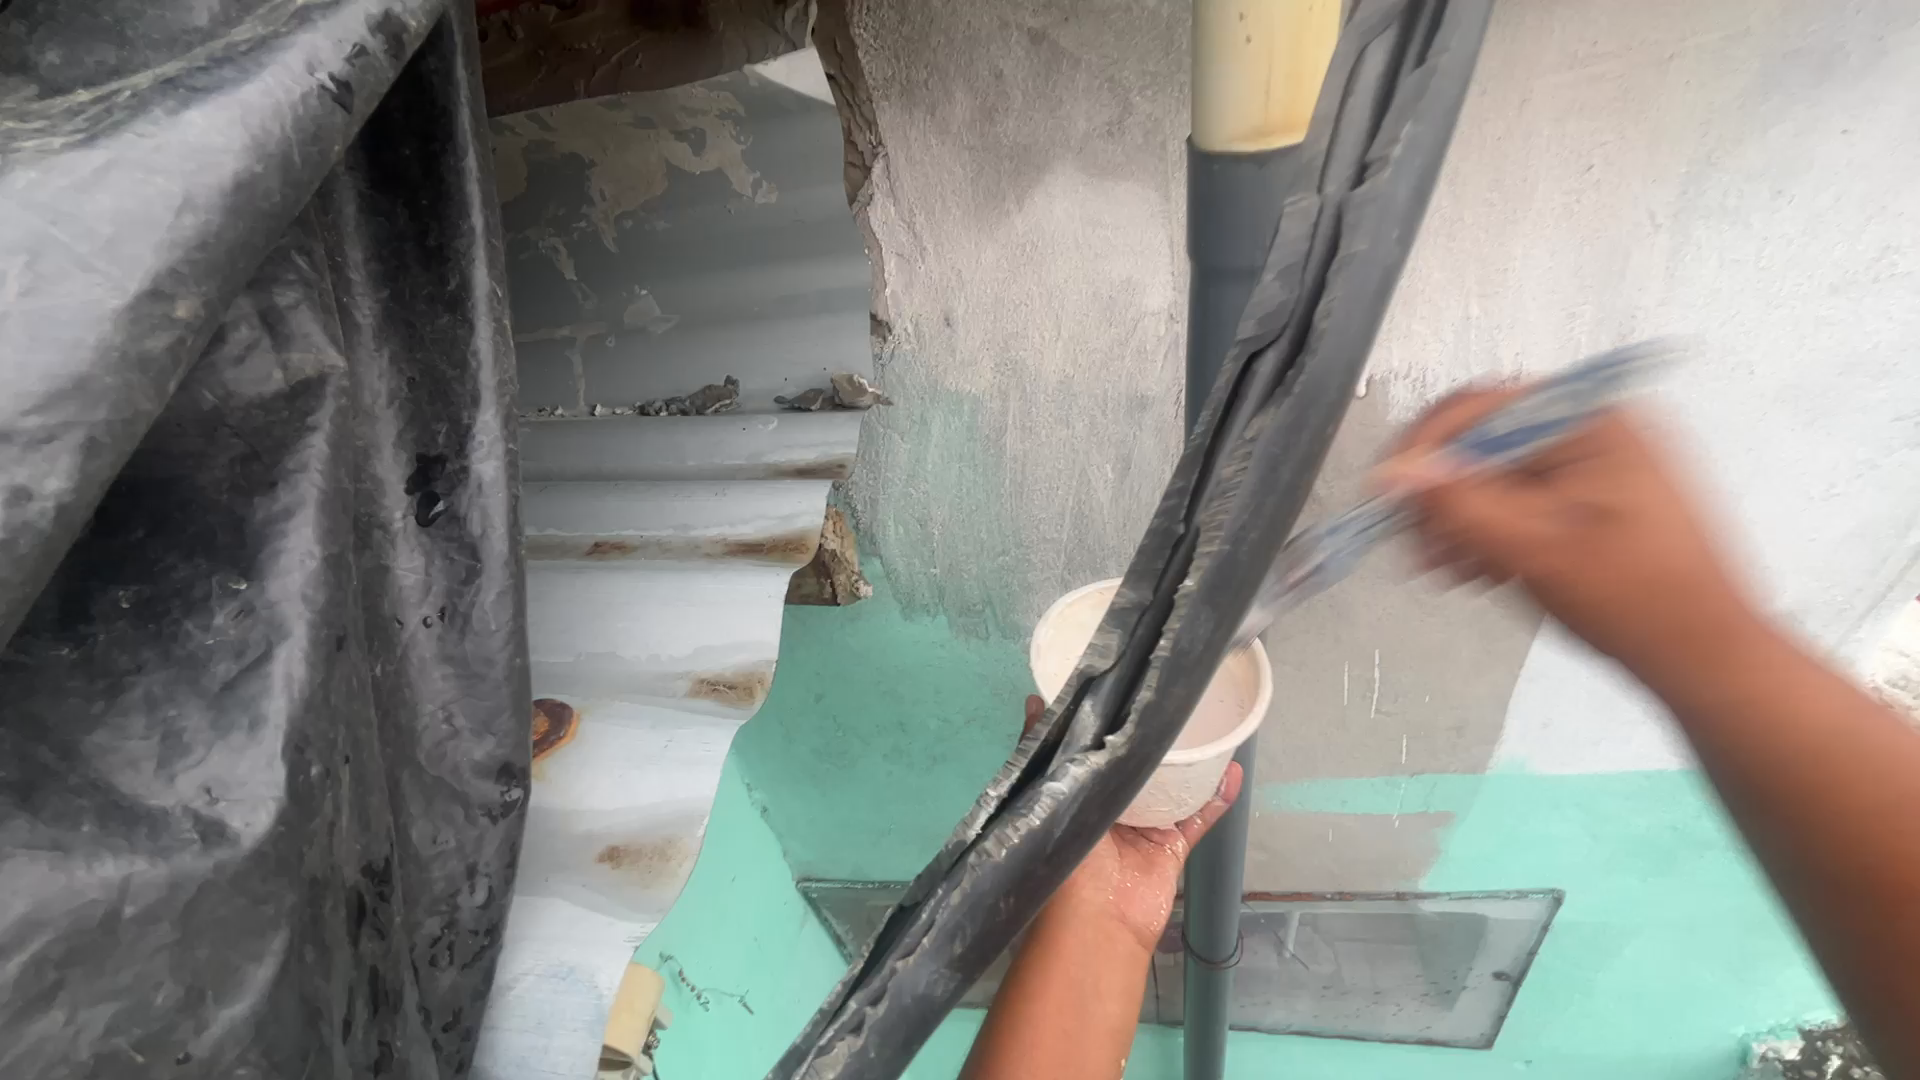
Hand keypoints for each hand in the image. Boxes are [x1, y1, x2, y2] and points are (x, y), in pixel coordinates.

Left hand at [1023, 695, 1243, 951]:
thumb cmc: (1068, 852)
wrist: (1098, 918)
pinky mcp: (1173, 844)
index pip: (1097, 746)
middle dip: (1154, 735)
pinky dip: (1217, 795)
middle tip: (1174, 695)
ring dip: (1191, 760)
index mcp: (1080, 789)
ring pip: (1174, 784)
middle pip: (1138, 762)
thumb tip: (1035, 699)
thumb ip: (1047, 751)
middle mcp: (1112, 803)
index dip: (1110, 720)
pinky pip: (1199, 814)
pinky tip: (1233, 769)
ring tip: (1209, 721)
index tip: (1126, 683)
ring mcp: (1146, 824)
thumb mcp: (1048, 793)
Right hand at [1377, 389, 1761, 685]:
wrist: (1702, 654)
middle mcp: (1587, 429)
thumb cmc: (1632, 600)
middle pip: (1476, 442)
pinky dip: (1478, 530)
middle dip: (1436, 494)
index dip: (1421, 447)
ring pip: (1483, 474)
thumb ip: (1459, 504)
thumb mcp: (1532, 549)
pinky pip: (1506, 498)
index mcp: (1590, 423)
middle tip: (1417, 545)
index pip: (1477, 407)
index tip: (1388, 495)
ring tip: (1444, 568)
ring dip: (1451, 519)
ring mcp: (1584, 463)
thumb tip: (1392, 474)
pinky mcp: (1577, 495)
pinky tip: (1473, 568)